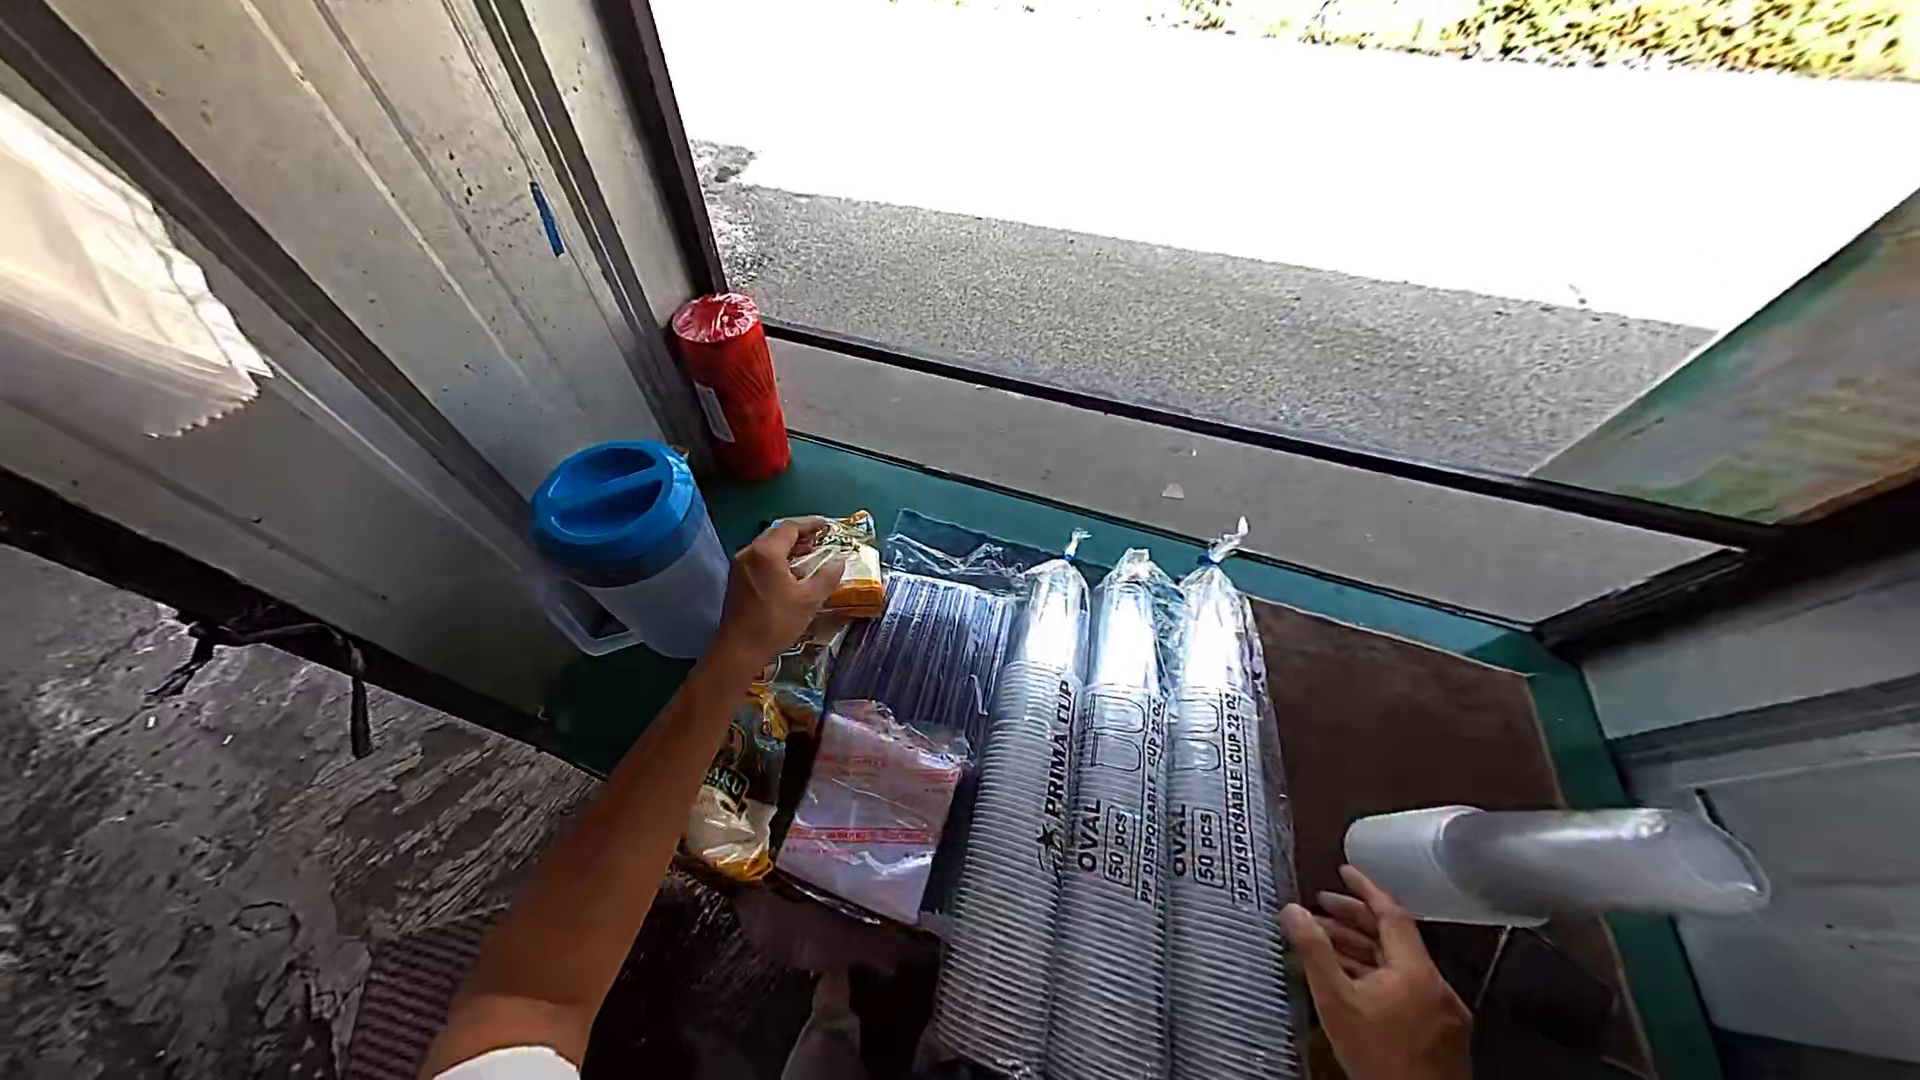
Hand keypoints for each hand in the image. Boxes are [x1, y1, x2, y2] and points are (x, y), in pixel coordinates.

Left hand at [713, 517, 844, 667]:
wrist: (740, 649)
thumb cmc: (776, 621)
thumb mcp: (809, 600)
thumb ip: (827, 576)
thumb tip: (839, 560)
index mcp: (766, 552)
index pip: (790, 527)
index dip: (811, 524)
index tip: (827, 526)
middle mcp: (749, 552)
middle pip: (777, 534)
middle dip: (800, 535)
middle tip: (820, 541)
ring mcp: (739, 565)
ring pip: (767, 547)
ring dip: (788, 548)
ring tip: (809, 556)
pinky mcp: (736, 579)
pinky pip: (760, 559)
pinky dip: (777, 558)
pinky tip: (790, 572)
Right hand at [1281, 865, 1472, 1079]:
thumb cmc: (1376, 1055)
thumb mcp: (1335, 999)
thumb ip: (1314, 949)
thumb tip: (1292, 908)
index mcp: (1416, 972)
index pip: (1392, 915)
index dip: (1366, 888)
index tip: (1343, 870)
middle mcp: (1436, 987)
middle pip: (1394, 938)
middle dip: (1355, 918)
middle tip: (1320, 905)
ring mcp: (1442, 1012)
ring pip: (1397, 964)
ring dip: (1361, 947)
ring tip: (1324, 939)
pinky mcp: (1441, 1034)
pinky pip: (1405, 987)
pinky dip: (1375, 972)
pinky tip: (1347, 976)